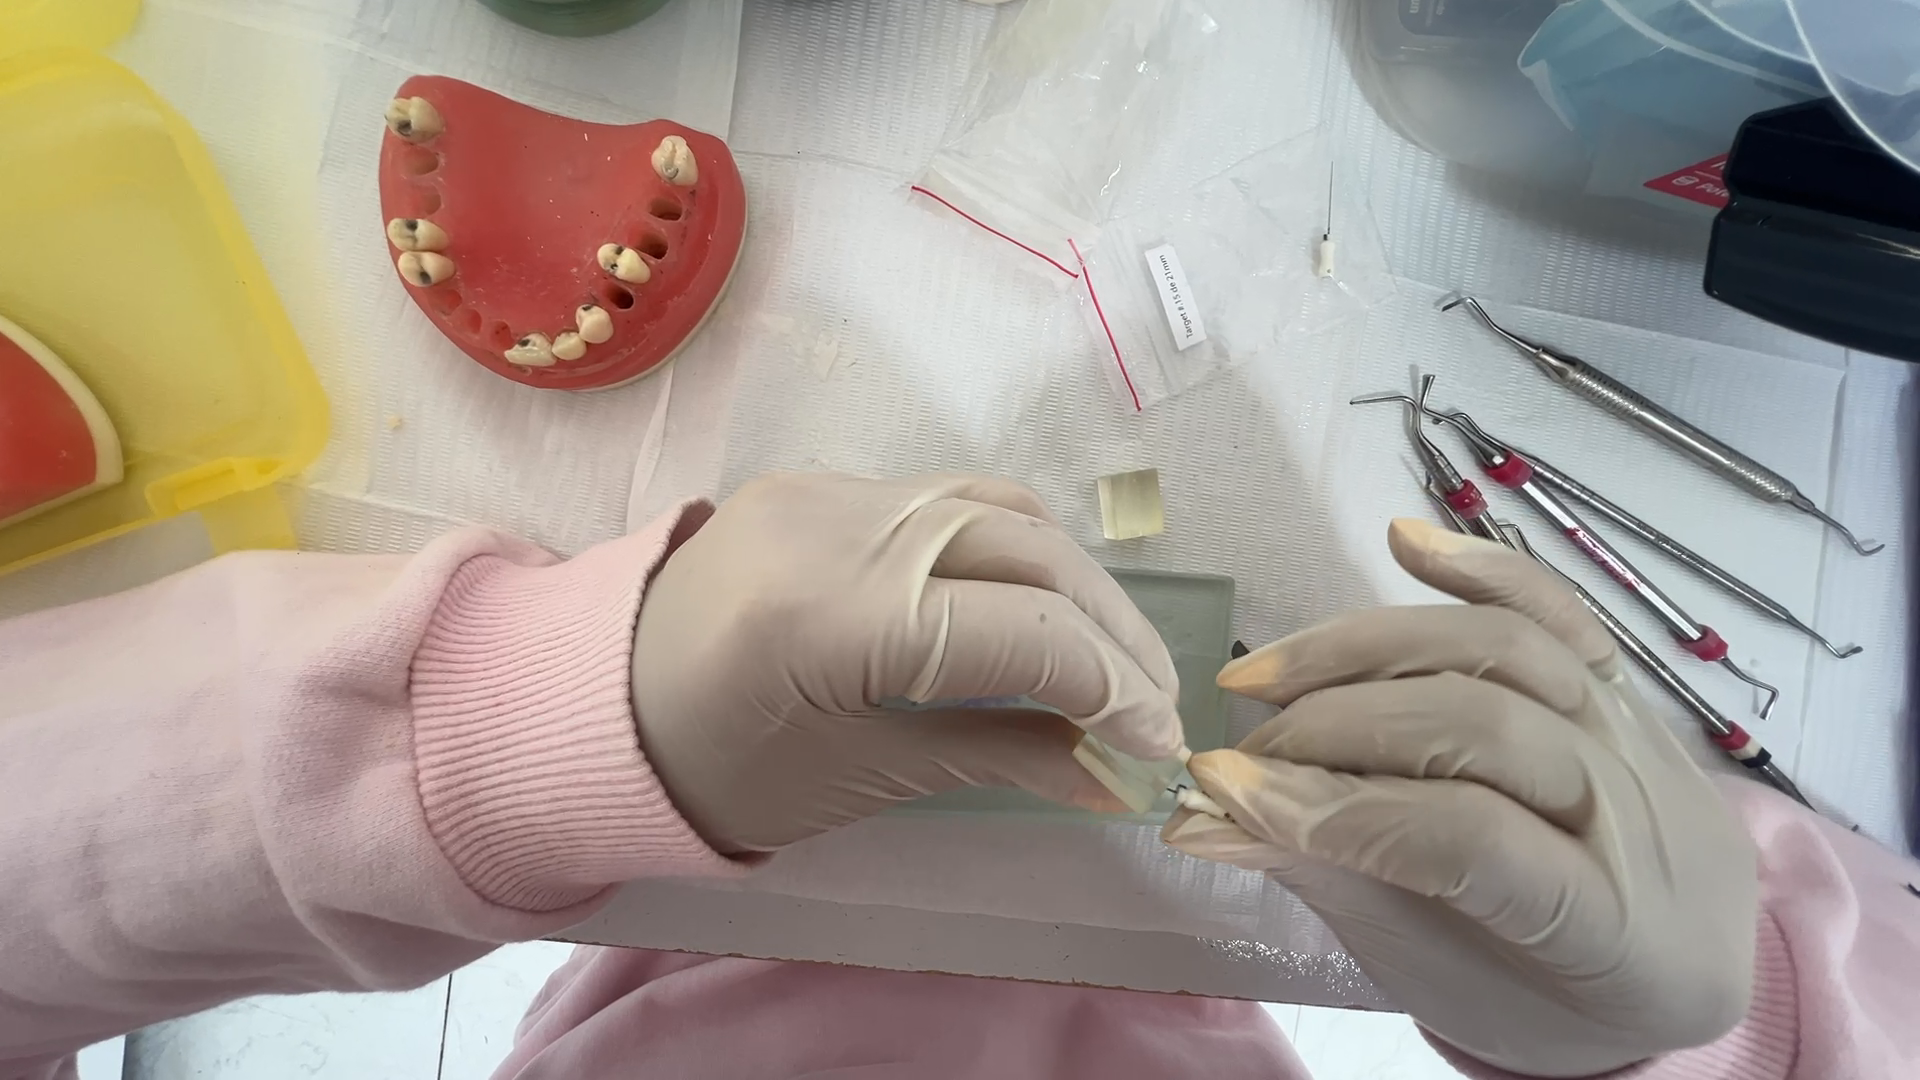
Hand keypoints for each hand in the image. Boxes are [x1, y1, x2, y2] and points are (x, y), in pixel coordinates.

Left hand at [632, 472, 1182, 853]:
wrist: (595, 702)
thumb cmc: (713, 771)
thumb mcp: (858, 778)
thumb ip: (995, 758)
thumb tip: (1114, 776)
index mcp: (824, 613)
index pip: (1013, 626)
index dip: (1106, 684)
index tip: (1157, 744)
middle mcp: (833, 521)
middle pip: (1023, 546)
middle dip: (1110, 625)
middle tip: (1157, 694)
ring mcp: (827, 485)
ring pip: (996, 507)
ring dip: (1073, 575)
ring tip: (1113, 648)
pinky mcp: (826, 481)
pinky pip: (947, 500)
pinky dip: (1012, 547)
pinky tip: (1037, 597)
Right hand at [1162, 519, 1757, 1077]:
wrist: (1658, 970)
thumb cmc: (1521, 986)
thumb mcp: (1414, 955)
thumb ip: (1309, 870)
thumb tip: (1188, 819)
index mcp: (1613, 928)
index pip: (1461, 836)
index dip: (1329, 806)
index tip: (1219, 787)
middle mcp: (1643, 814)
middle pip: (1472, 725)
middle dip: (1329, 728)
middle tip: (1241, 752)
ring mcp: (1636, 733)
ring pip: (1495, 649)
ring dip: (1360, 649)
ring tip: (1267, 674)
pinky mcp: (1619, 683)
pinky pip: (1553, 608)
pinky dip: (1476, 565)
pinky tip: (1399, 539)